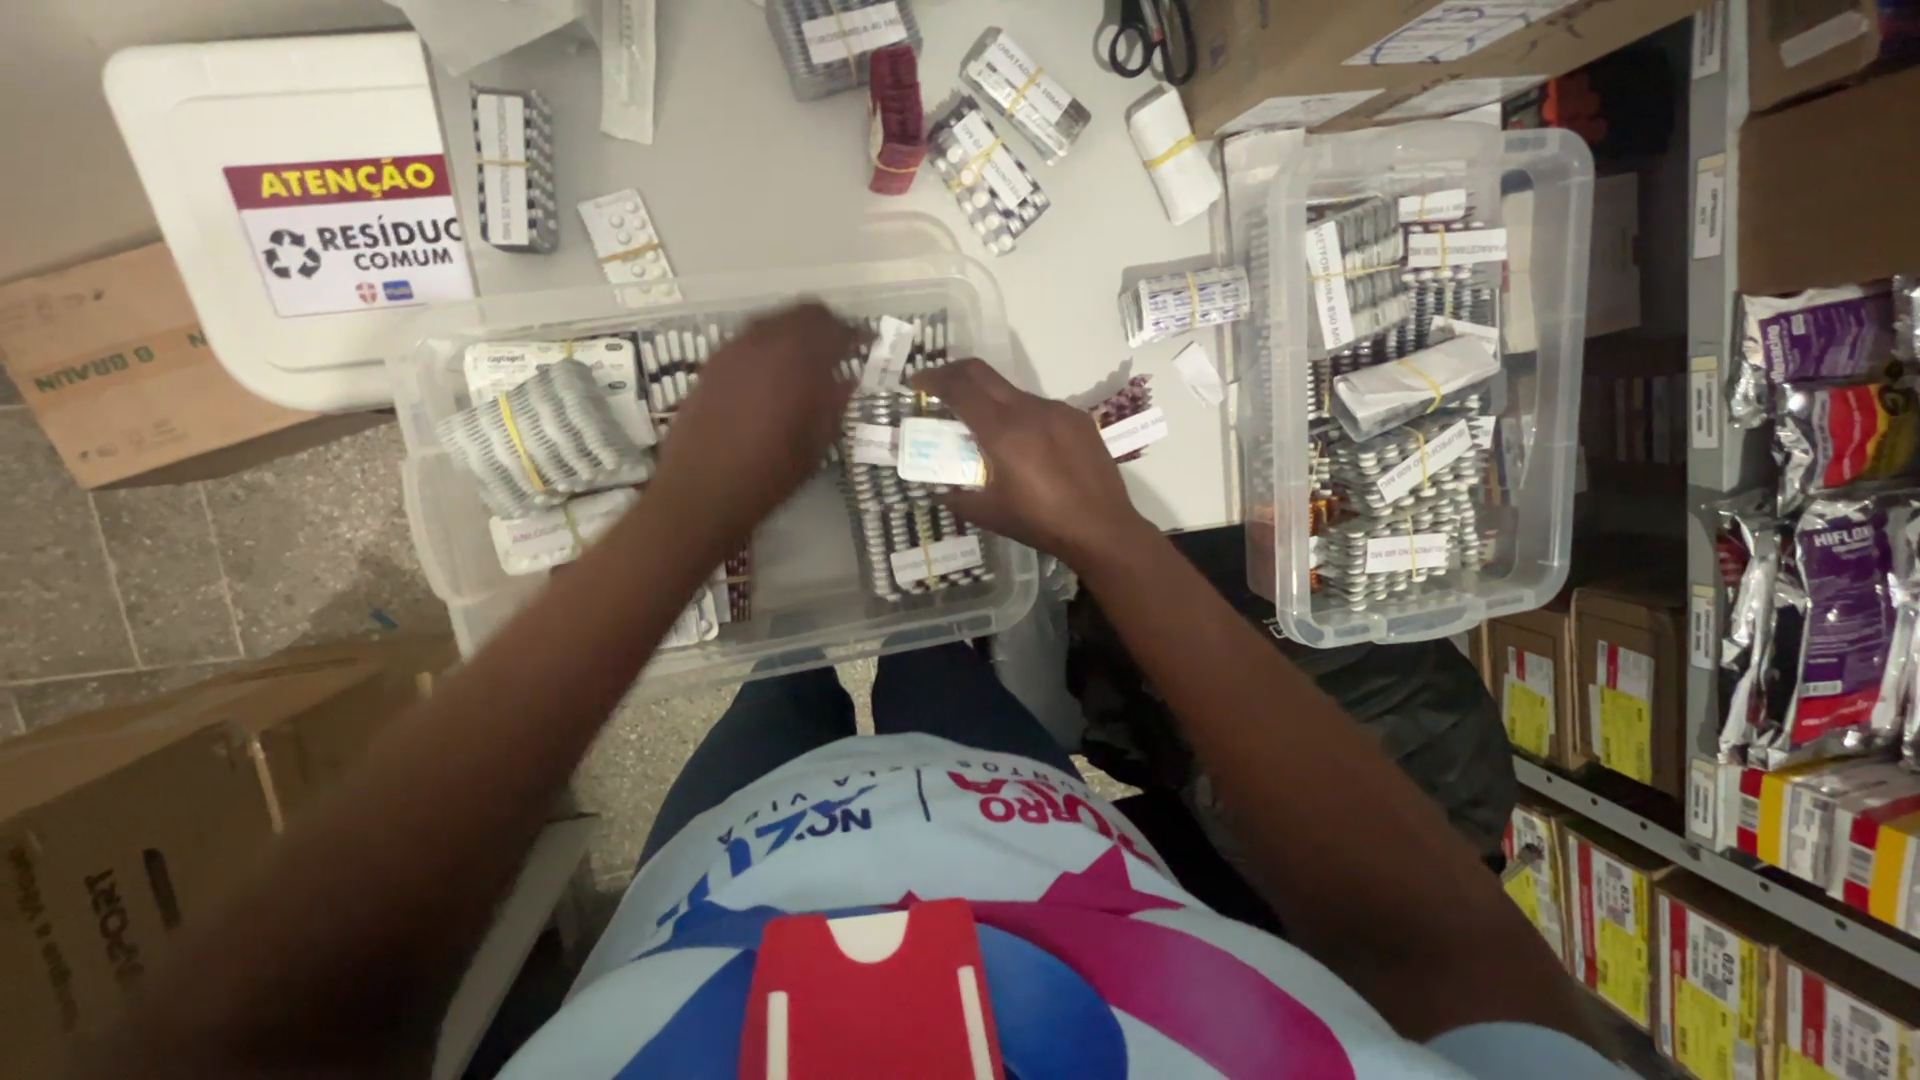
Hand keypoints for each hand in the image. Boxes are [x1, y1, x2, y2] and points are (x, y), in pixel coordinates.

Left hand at [648, 303, 856, 548]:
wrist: (702, 492)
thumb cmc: (769, 474)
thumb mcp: (816, 442)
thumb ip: (835, 402)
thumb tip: (849, 379)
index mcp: (797, 360)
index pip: (836, 329)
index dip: (857, 334)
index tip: (869, 344)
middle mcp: (764, 343)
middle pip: (803, 313)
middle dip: (826, 326)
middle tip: (842, 347)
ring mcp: (733, 350)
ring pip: (773, 321)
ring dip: (796, 332)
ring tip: (809, 359)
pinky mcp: (711, 364)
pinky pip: (749, 340)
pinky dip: (769, 346)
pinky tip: (774, 373)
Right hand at [911, 359, 1153, 566]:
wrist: (1102, 528)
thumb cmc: (1041, 523)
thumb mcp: (989, 514)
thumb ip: (957, 497)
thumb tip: (940, 489)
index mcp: (1003, 431)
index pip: (959, 388)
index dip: (933, 379)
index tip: (917, 383)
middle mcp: (1030, 410)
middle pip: (982, 373)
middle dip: (954, 374)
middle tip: (938, 389)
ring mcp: (1058, 410)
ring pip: (1013, 393)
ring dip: (991, 402)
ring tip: (987, 433)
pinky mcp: (1078, 418)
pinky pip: (1040, 408)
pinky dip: (1022, 418)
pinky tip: (1027, 447)